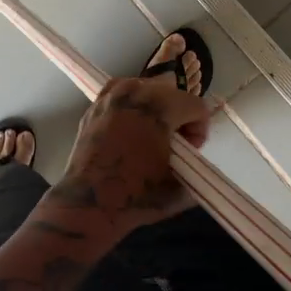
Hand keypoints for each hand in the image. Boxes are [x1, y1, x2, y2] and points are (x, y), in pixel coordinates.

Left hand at [44, 75, 210, 239]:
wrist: (91, 200)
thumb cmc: (137, 195)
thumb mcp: (182, 187)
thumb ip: (198, 167)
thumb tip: (197, 159)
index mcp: (159, 107)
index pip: (195, 105)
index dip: (200, 129)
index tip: (191, 151)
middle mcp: (135, 90)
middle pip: (172, 93)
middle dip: (180, 117)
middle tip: (175, 146)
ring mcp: (112, 93)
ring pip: (147, 89)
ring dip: (157, 108)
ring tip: (152, 136)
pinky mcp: (96, 102)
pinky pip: (123, 92)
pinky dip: (133, 105)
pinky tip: (131, 128)